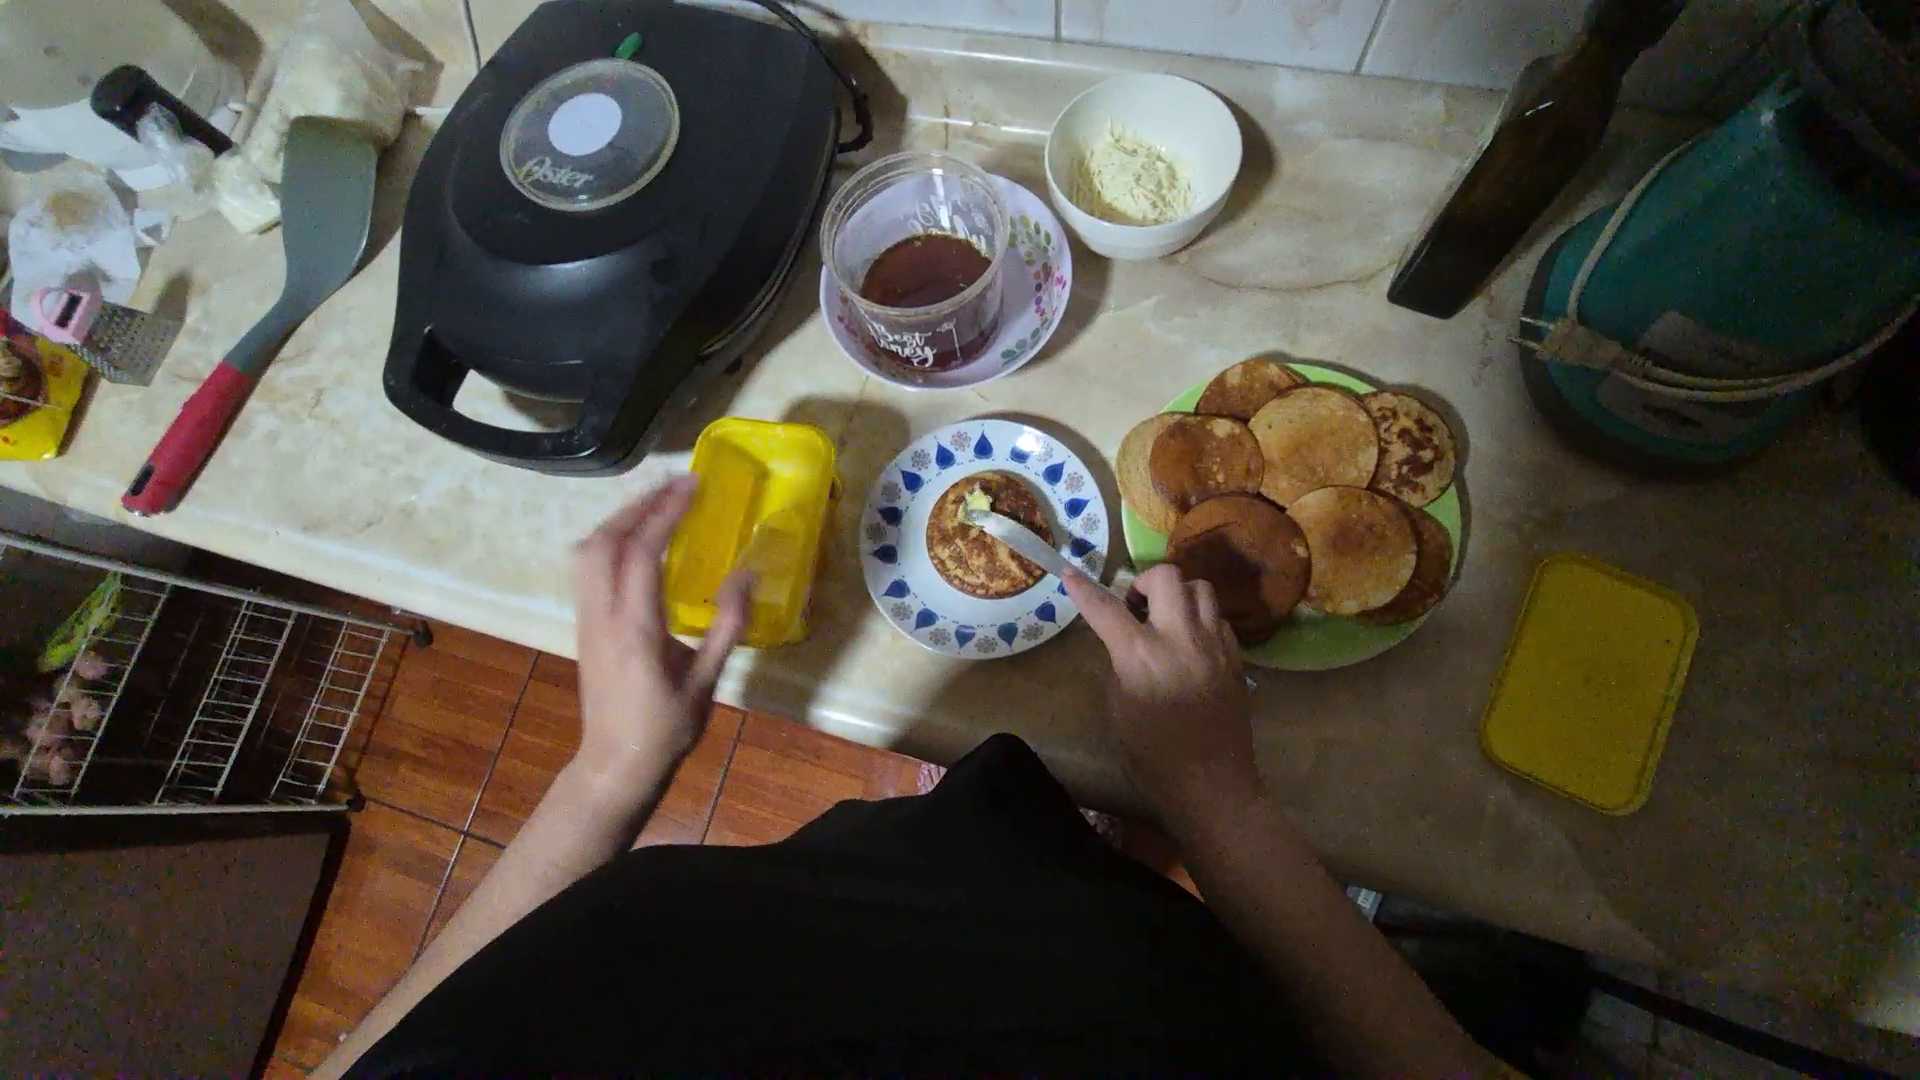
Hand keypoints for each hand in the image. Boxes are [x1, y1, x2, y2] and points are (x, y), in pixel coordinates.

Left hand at [572, 476, 750, 784]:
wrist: (614, 764)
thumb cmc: (667, 728)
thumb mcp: (707, 680)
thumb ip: (728, 625)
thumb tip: (748, 572)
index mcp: (636, 630)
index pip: (642, 555)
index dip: (665, 514)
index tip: (692, 486)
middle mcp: (601, 616)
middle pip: (604, 541)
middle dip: (639, 504)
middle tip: (676, 484)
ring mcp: (585, 619)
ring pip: (587, 551)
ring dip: (620, 517)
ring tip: (656, 501)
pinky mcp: (582, 624)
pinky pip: (586, 566)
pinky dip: (609, 537)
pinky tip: (636, 536)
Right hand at [1064, 564, 1263, 823]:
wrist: (1210, 785)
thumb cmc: (1151, 755)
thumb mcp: (1118, 707)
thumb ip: (1119, 663)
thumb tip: (1124, 640)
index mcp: (1140, 655)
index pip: (1105, 607)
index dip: (1083, 588)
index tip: (1070, 572)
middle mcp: (1179, 639)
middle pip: (1167, 576)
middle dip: (1144, 581)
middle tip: (1135, 606)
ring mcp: (1213, 645)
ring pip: (1201, 587)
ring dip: (1178, 593)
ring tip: (1166, 617)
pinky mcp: (1236, 657)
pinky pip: (1218, 617)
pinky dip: (1200, 618)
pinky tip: (1190, 642)